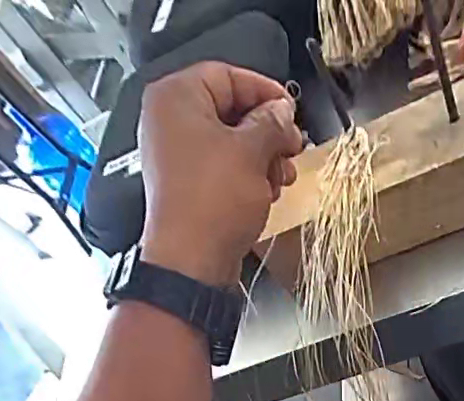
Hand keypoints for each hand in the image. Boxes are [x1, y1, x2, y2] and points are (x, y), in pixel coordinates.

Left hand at [139, 61, 302, 285]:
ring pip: (231, 144)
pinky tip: (268, 192)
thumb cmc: (213, 203)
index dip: (265, 91)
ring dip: (263, 158)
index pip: (227, 76)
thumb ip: (272, 123)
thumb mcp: (253, 152)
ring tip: (283, 177)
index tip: (291, 110)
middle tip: (292, 148)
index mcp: (177, 98)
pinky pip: (223, 170)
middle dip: (268, 132)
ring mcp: (178, 157)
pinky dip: (248, 177)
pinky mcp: (189, 187)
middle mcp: (171, 122)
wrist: (193, 262)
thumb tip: (282, 111)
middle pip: (230, 111)